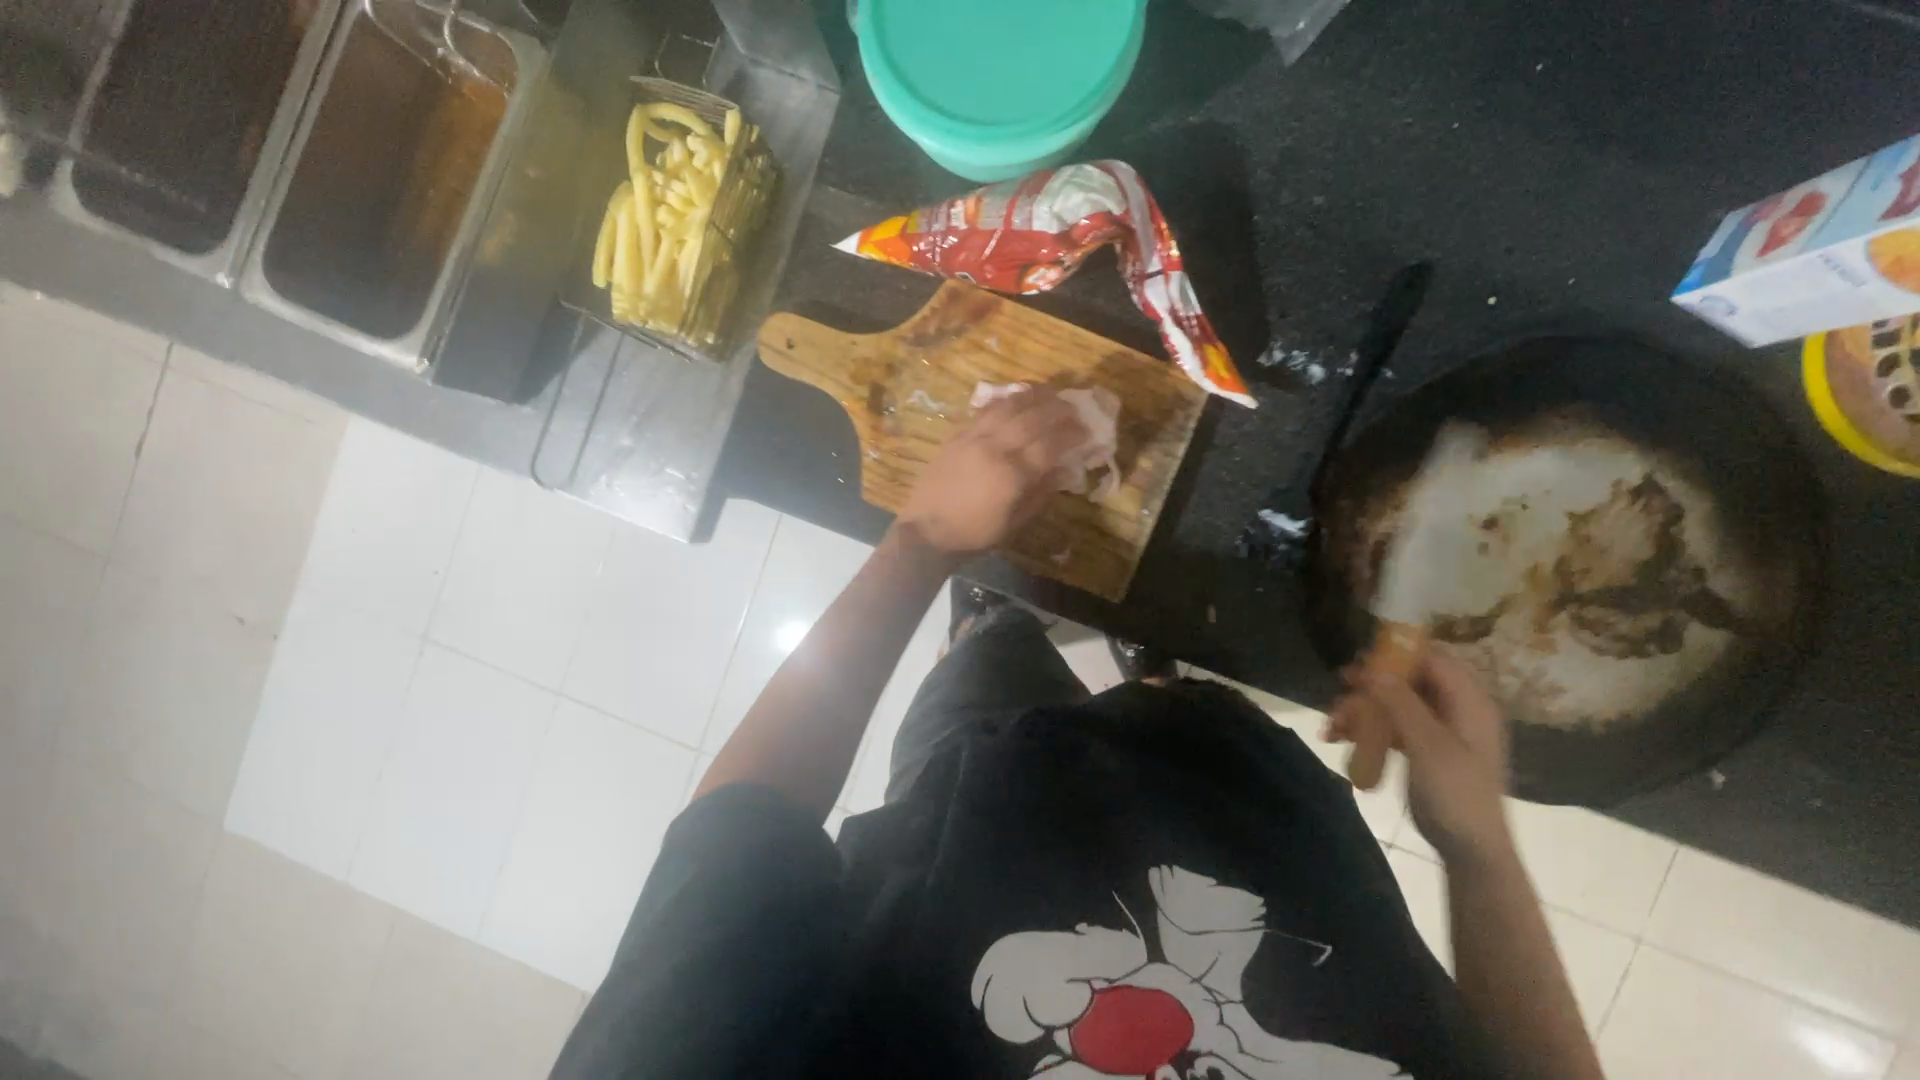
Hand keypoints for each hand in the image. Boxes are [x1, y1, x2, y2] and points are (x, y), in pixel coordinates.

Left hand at [895, 387, 1087, 556]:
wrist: (926, 532)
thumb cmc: (974, 534)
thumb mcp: (1014, 522)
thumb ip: (1041, 493)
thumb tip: (1064, 470)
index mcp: (1011, 474)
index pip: (1050, 445)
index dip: (1072, 435)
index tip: (1087, 430)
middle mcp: (994, 448)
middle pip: (1032, 417)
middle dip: (1058, 409)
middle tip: (1074, 408)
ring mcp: (973, 438)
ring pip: (1007, 406)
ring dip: (1032, 395)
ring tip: (1050, 392)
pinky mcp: (957, 435)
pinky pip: (985, 410)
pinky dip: (1005, 401)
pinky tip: (1016, 399)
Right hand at [1328, 651, 1514, 869]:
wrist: (1473, 852)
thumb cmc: (1456, 795)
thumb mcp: (1428, 746)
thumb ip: (1401, 702)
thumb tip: (1372, 667)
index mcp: (1470, 703)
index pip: (1434, 659)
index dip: (1397, 653)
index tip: (1360, 658)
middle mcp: (1459, 710)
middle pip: (1410, 680)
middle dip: (1372, 685)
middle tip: (1339, 690)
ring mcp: (1444, 731)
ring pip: (1398, 704)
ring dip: (1364, 709)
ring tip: (1331, 724)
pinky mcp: (1429, 751)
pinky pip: (1396, 727)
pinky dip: (1370, 729)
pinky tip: (1341, 740)